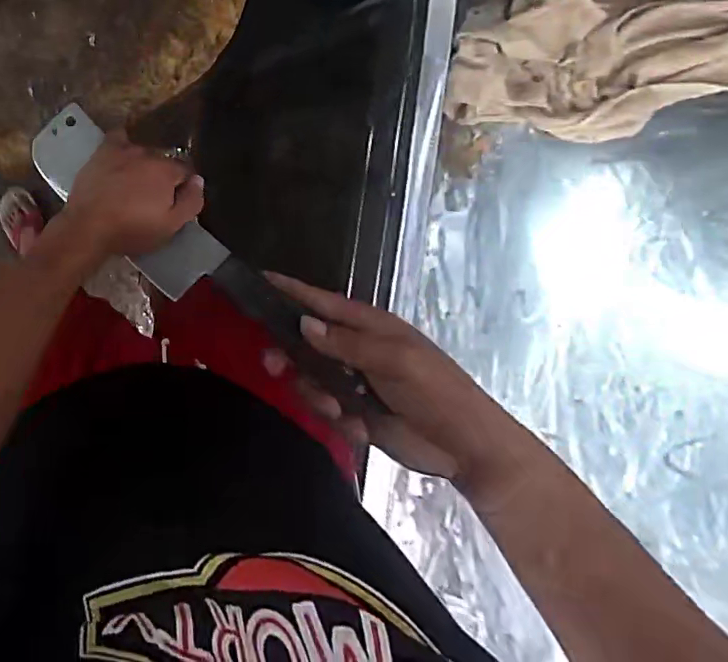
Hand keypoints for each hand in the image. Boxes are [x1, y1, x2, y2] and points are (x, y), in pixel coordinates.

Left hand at [56, 131, 204, 257]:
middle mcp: (148, 153)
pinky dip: (125, 141)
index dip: (183, 187)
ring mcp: (124, 150)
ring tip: (135, 183)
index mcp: (167, 170)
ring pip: (144, 151)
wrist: (87, 228)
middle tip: (153, 197)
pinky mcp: (103, 152)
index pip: (186, 171)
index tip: (175, 202)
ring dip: (145, 163)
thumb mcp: (170, 226)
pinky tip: (123, 152)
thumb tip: (199, 181)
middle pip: (165, 160)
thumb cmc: (131, 230)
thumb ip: (191, 202)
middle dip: (164, 175)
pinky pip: (119, 136)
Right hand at [262, 273, 537, 503]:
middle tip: (274, 365)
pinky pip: (327, 409)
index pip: (323, 302)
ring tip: (337, 409)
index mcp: (370, 326)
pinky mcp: (356, 413)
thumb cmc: (438, 392)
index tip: (260, 280)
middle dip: (290, 352)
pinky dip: (337, 419)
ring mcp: (355, 382)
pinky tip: (359, 428)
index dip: (292, 291)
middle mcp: (357, 349)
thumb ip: (348, 344)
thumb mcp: (396, 362)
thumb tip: (305, 323)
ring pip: (312, 378)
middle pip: (308, 341)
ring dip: (316, 393)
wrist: (467, 448)